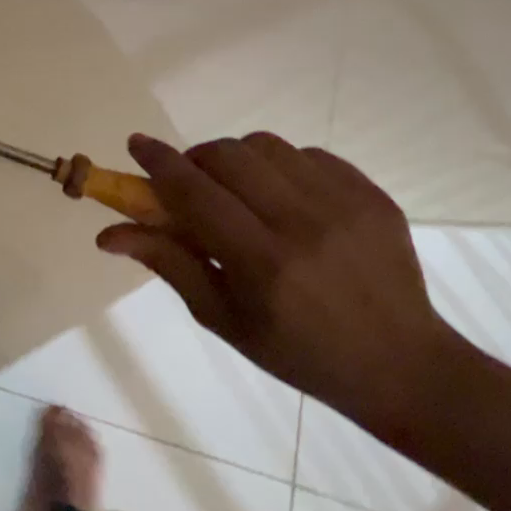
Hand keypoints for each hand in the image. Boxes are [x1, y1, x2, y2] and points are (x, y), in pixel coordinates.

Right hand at [96, 133, 469, 431]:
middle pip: (229, 156)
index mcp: (262, 263)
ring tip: (238, 190)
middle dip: (196, 159)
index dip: (159, 162)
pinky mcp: (372, 196)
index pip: (196, 192)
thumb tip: (106, 234)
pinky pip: (308, 155)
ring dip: (237, 159)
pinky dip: (281, 167)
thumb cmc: (297, 351)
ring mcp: (344, 206)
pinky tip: (283, 198)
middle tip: (190, 182)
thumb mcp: (222, 317)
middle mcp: (303, 225)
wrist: (403, 366)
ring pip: (267, 146)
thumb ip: (167, 263)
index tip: (136, 144)